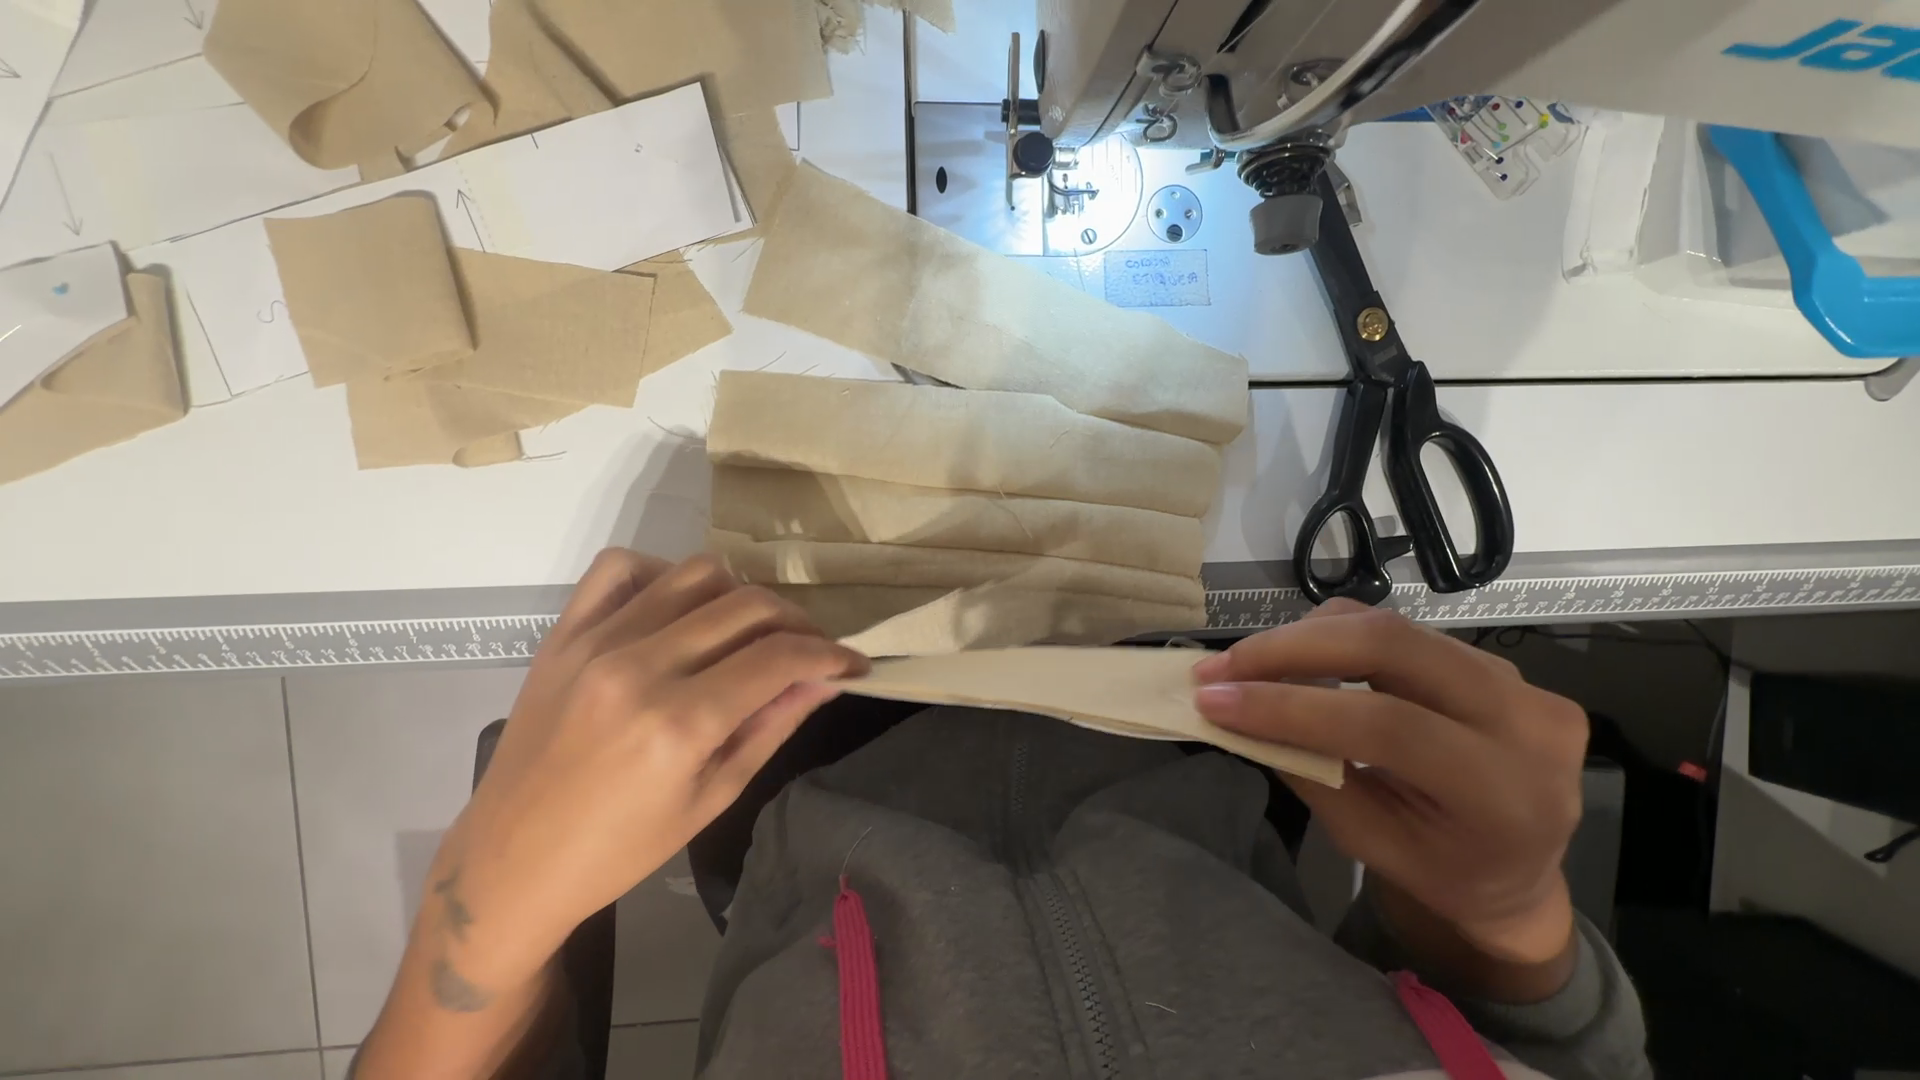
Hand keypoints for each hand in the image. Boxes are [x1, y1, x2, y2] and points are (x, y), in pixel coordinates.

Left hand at [426, 550, 868, 998]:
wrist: (512, 863)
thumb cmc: (622, 849)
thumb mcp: (713, 798)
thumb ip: (772, 726)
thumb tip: (826, 678)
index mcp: (679, 723)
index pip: (779, 657)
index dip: (830, 653)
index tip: (853, 663)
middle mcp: (639, 666)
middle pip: (746, 606)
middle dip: (797, 624)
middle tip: (811, 651)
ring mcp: (596, 642)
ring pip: (695, 574)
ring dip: (740, 595)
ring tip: (751, 631)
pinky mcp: (563, 634)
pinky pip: (621, 567)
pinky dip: (664, 573)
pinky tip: (680, 608)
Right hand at [1192, 600, 1587, 998]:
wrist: (1516, 869)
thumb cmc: (1439, 872)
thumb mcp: (1368, 843)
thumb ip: (1310, 773)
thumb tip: (1233, 715)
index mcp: (1505, 794)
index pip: (1388, 726)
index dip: (1292, 707)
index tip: (1211, 701)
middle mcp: (1526, 722)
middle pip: (1392, 645)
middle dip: (1290, 648)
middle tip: (1219, 666)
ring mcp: (1519, 682)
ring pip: (1390, 626)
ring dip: (1303, 637)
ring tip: (1244, 664)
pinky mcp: (1495, 662)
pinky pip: (1400, 628)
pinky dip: (1333, 636)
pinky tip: (1295, 659)